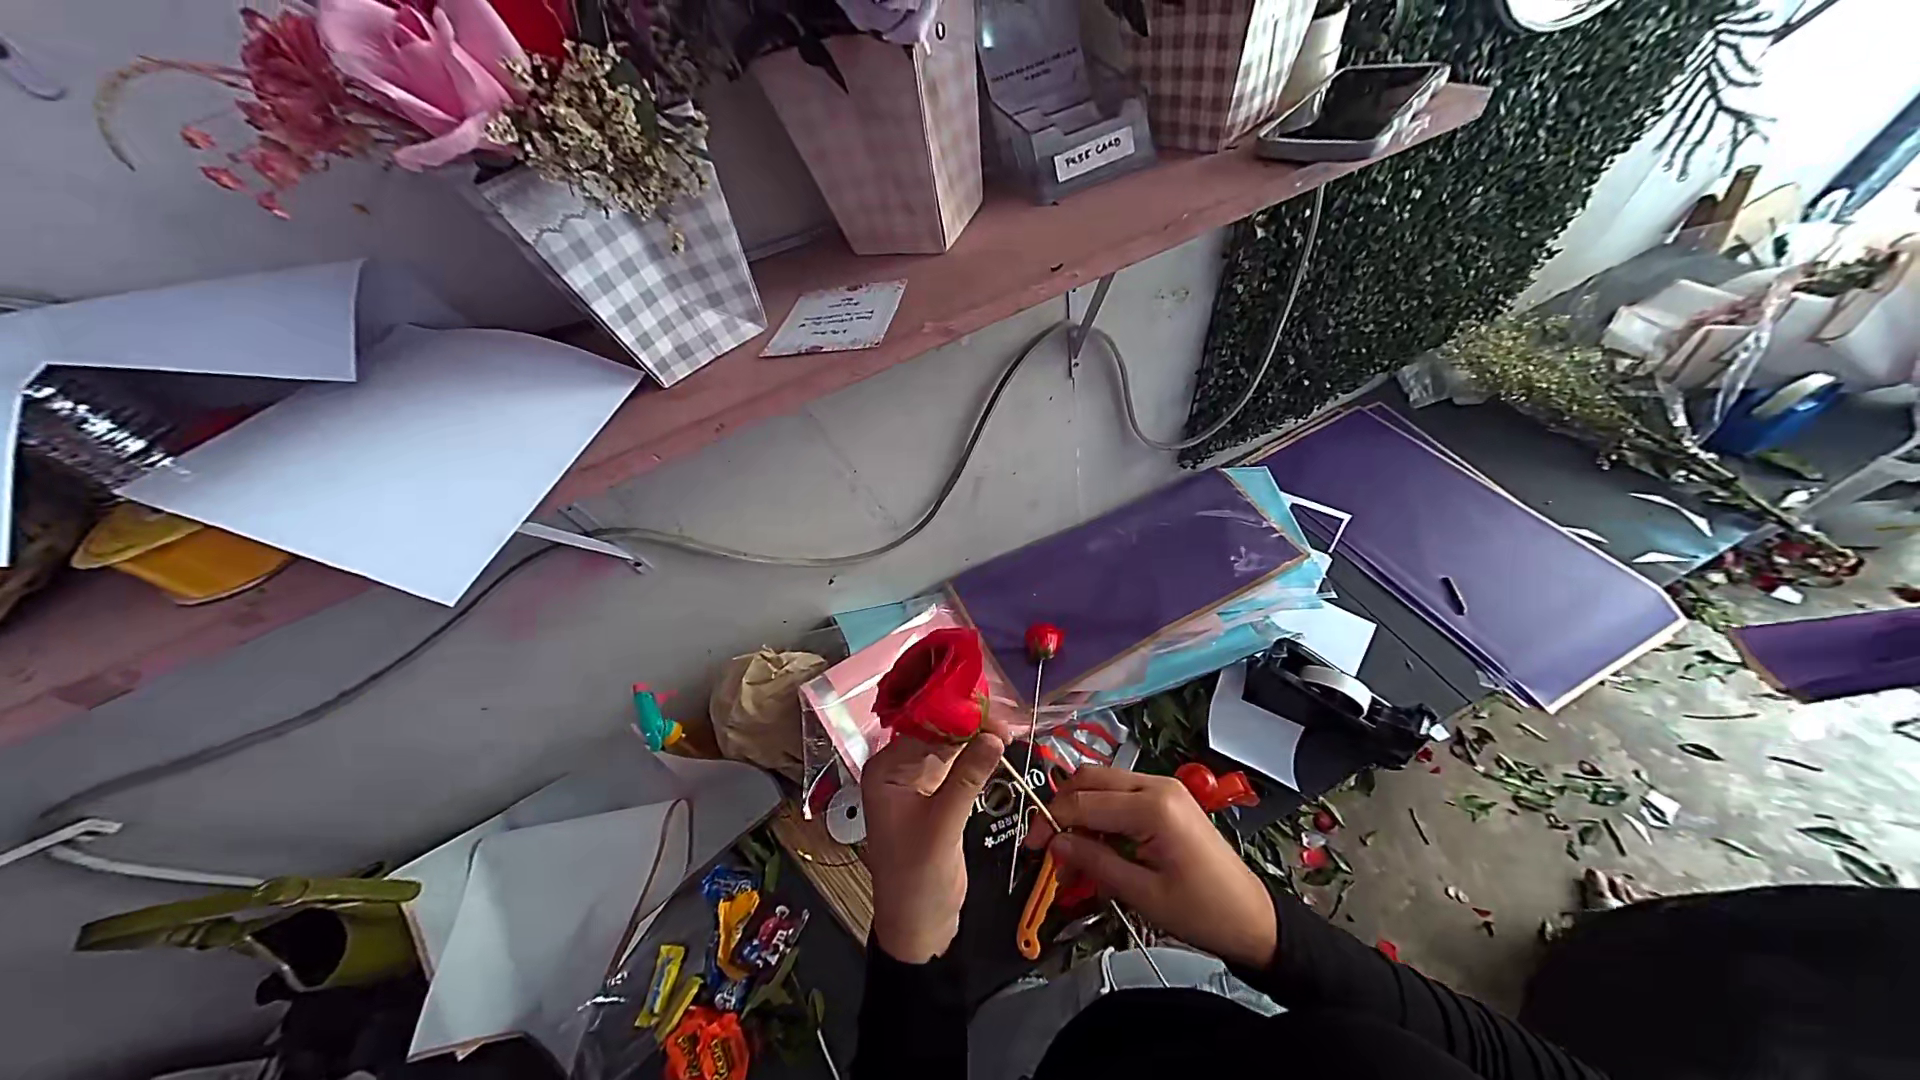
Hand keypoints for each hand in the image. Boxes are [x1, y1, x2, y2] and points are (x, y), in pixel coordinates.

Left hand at [859, 717, 1007, 963]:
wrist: (919, 924)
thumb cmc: (917, 877)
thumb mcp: (943, 825)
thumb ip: (968, 777)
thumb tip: (994, 736)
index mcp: (885, 770)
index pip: (922, 730)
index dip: (957, 718)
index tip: (993, 714)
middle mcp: (897, 769)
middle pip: (936, 735)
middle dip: (970, 726)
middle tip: (1007, 722)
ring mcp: (916, 781)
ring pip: (949, 748)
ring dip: (976, 739)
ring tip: (1007, 730)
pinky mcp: (935, 794)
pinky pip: (956, 766)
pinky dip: (975, 757)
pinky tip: (996, 747)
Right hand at [1025, 767, 1277, 969]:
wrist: (1254, 918)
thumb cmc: (1204, 912)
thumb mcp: (1143, 894)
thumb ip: (1095, 862)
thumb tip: (1055, 844)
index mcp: (1153, 806)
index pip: (1083, 801)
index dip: (1050, 822)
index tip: (1033, 847)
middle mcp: (1156, 785)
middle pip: (1089, 779)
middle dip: (1061, 809)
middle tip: (1046, 845)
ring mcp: (1162, 787)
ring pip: (1101, 783)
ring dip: (1078, 811)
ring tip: (1070, 852)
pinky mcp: (1164, 798)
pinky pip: (1119, 794)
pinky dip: (1098, 813)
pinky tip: (1094, 844)